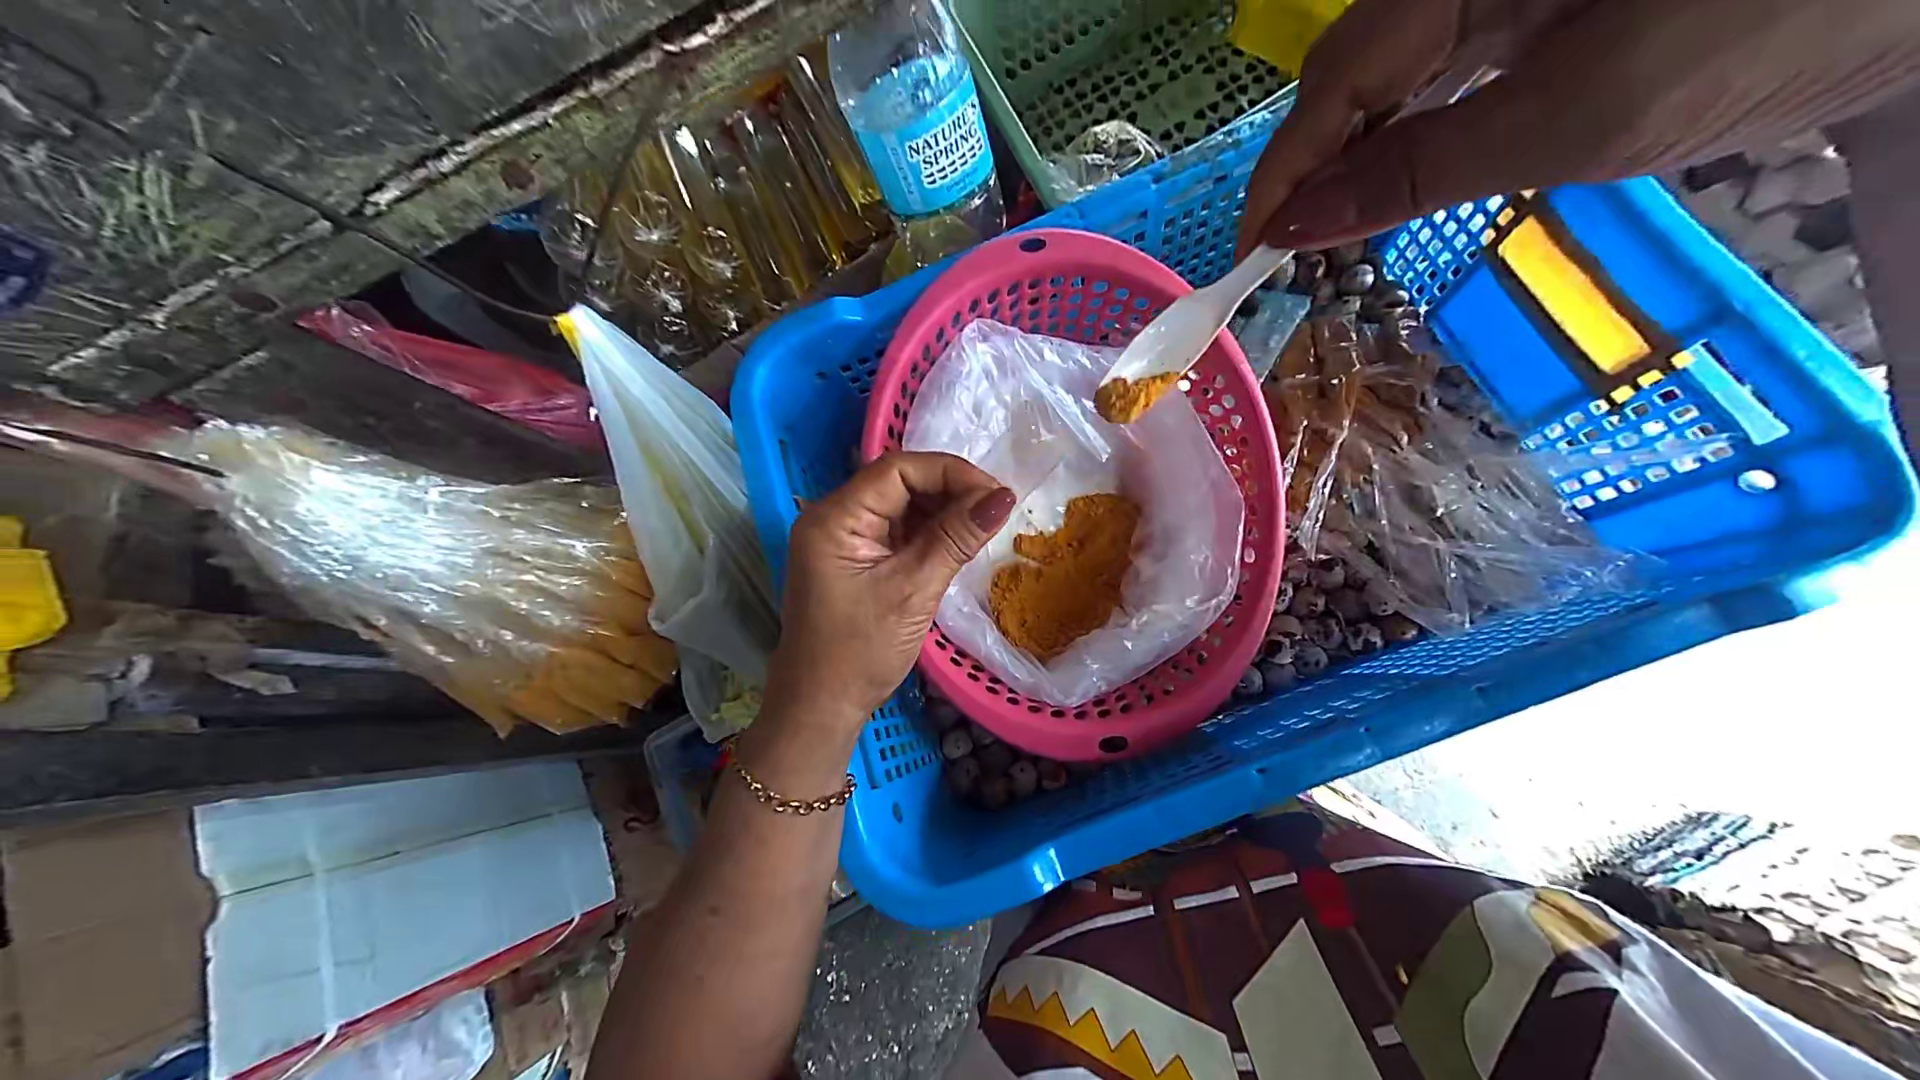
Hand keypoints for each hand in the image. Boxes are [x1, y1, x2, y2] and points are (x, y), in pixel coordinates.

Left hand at [766, 452, 1014, 727]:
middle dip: (950, 489)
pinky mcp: (856, 556)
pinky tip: (959, 538)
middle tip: (996, 507)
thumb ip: (956, 538)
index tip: (996, 492)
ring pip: (901, 503)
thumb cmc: (860, 652)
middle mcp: (834, 516)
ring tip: (985, 522)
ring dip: (943, 508)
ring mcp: (844, 537)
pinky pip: (897, 528)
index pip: (897, 470)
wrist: (822, 705)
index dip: (950, 472)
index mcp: (835, 518)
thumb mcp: (913, 590)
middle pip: (899, 481)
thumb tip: (1003, 496)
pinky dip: (930, 530)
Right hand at [1238, 0, 1919, 255]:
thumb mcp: (1575, 117)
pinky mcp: (1530, 5)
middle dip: (1309, 170)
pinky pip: (1430, 76)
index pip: (1336, 82)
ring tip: (1325, 228)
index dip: (1282, 175)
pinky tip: (1386, 175)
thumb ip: (1418, 171)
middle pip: (1348, 76)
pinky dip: (1397, 137)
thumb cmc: (1770, 24)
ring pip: (1383, 78)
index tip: (1247, 255)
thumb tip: (1297, 228)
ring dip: (1346, 159)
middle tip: (1285, 253)